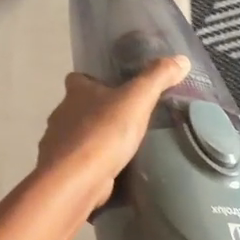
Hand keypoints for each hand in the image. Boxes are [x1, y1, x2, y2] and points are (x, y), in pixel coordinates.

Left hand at [36, 56, 190, 209]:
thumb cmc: (104, 132)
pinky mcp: (62, 170)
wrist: (76, 180)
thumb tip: (182, 59)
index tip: (109, 87)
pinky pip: (78, 162)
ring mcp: (58, 143)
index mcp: (76, 92)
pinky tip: (109, 171)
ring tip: (119, 146)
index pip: (77, 78)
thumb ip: (157, 78)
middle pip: (76, 107)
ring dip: (92, 139)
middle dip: (94, 112)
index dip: (90, 80)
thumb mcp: (137, 99)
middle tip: (123, 118)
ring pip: (76, 135)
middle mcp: (62, 114)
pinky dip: (90, 164)